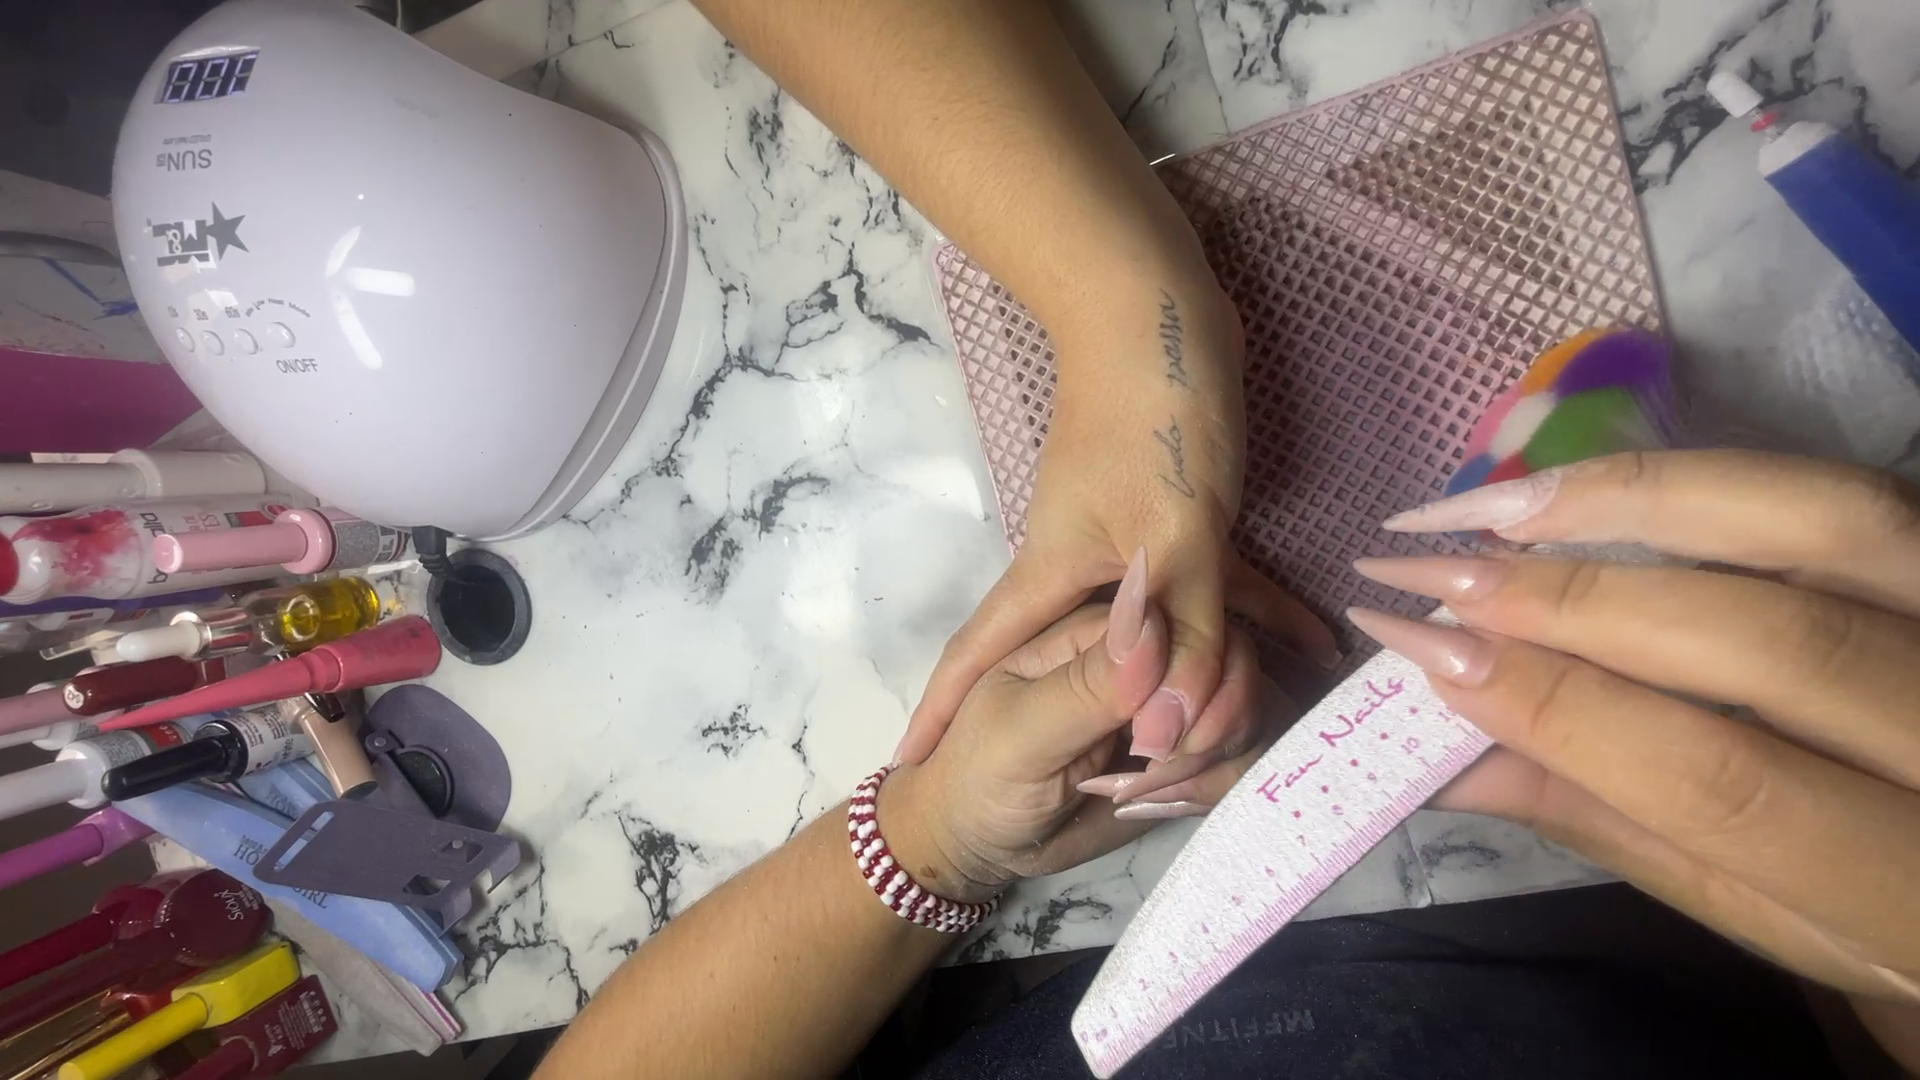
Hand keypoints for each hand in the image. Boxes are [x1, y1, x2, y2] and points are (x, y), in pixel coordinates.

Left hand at [882, 551, 1290, 903]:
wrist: (984, 840)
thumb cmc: (981, 776)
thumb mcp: (1020, 734)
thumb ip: (1083, 686)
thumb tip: (1150, 625)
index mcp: (1098, 630)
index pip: (1181, 618)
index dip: (1190, 677)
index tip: (1152, 742)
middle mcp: (1145, 655)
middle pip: (1233, 657)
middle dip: (1210, 725)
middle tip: (1153, 774)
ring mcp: (1172, 701)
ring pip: (1249, 705)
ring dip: (1215, 760)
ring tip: (1146, 794)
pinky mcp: (1188, 749)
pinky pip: (1244, 750)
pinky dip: (1221, 781)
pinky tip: (1170, 802)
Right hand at [900, 283, 1334, 770]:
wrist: (1163, 319)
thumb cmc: (1153, 419)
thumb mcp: (1176, 532)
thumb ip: (1177, 632)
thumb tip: (1163, 737)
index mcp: (1052, 575)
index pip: (979, 652)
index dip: (941, 709)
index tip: (909, 762)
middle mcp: (1082, 573)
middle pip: (1086, 666)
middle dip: (1107, 725)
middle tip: (1142, 789)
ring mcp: (1127, 550)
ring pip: (1162, 636)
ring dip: (1203, 679)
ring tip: (1243, 737)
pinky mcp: (1174, 528)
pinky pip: (1212, 593)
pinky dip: (1255, 617)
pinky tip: (1308, 644)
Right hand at [1345, 449, 1919, 1006]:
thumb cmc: (1893, 921)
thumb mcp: (1761, 913)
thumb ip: (1600, 822)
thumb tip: (1433, 759)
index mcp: (1916, 885)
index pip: (1711, 773)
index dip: (1542, 698)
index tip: (1408, 643)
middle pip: (1757, 637)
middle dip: (1554, 597)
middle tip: (1414, 571)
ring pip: (1818, 520)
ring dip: (1614, 503)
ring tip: (1479, 509)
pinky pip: (1826, 490)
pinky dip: (1677, 479)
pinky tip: (1567, 487)